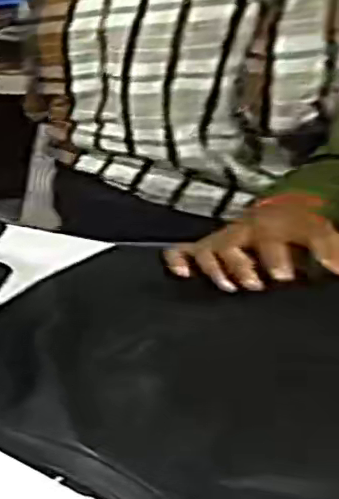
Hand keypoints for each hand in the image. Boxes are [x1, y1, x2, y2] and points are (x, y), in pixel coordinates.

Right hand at [164, 194, 338, 291]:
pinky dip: (177, 261)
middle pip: (229, 247)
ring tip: (229, 287)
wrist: (281, 212)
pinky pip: (178, 250)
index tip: (288, 277)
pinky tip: (183, 274)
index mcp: (269, 226)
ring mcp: (217, 238)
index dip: (276, 259)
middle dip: (240, 267)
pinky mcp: (202, 244)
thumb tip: (336, 270)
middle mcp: (238, 232)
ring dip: (214, 270)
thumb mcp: (320, 232)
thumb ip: (329, 250)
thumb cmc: (300, 226)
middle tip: (255, 286)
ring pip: (204, 252)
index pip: (270, 241)